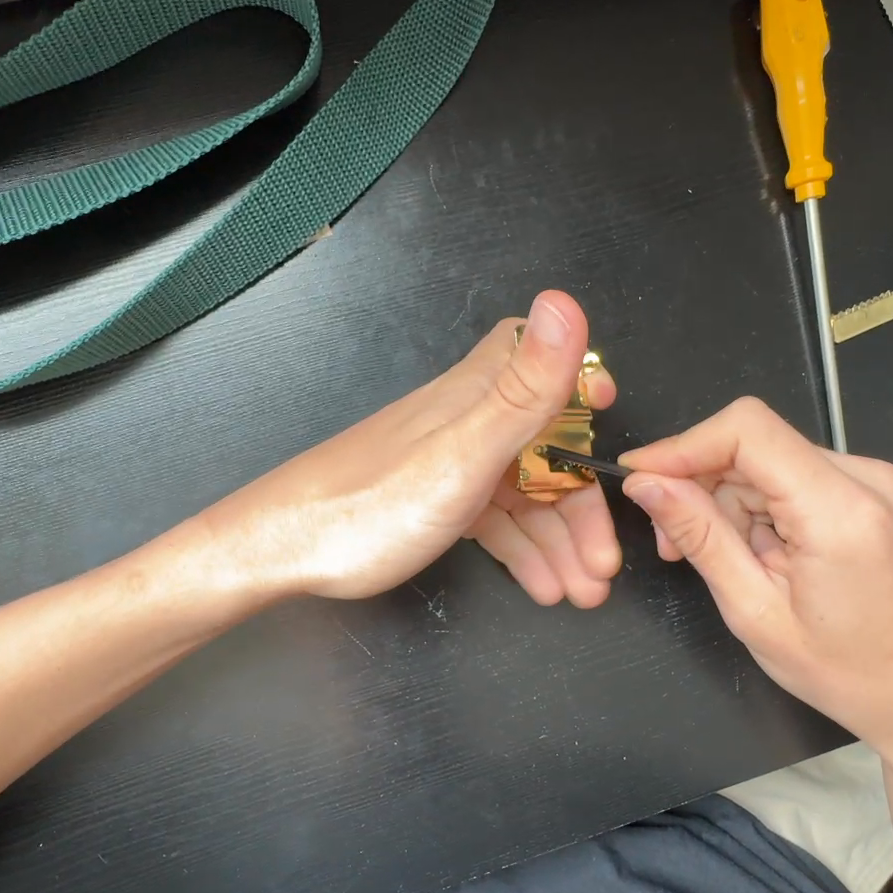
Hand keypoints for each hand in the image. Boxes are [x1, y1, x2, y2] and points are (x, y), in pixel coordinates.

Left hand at [199, 291, 621, 606]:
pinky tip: (543, 586)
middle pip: (543, 445)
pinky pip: (491, 520)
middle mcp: (464, 420)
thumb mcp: (461, 452)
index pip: (535, 358)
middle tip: (605, 566)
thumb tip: (564, 300)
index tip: (611, 427)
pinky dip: (522, 550)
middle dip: (582, 502)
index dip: (578, 381)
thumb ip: (521, 388)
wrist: (280, 549)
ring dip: (558, 539)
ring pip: (521, 491)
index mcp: (474, 395)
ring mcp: (447, 464)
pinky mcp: (431, 502)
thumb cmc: (372, 504)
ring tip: (583, 593)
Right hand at [617, 398, 892, 773]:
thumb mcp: (754, 612)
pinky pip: (793, 479)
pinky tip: (756, 554)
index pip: (747, 430)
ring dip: (727, 503)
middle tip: (672, 545)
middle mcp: (866, 479)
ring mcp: (876, 483)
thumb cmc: (846, 675)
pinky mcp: (874, 495)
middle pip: (752, 447)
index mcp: (841, 510)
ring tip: (722, 562)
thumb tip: (645, 484)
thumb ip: (699, 537)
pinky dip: (759, 509)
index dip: (682, 445)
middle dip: (699, 485)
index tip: (638, 478)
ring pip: (767, 463)